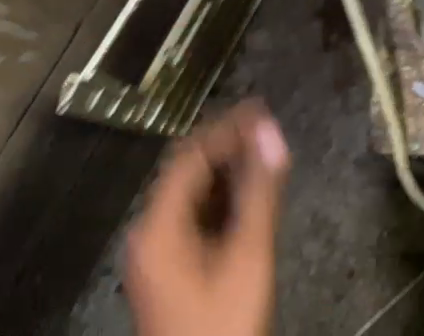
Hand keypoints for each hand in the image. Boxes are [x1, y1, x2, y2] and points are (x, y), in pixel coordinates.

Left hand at [125, 99, 290, 335]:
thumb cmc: (222, 321)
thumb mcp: (247, 254)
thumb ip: (260, 191)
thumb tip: (272, 133)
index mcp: (158, 227)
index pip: (189, 157)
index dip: (226, 128)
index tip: (262, 107)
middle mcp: (151, 235)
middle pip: (189, 175)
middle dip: (229, 147)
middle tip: (270, 127)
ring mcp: (159, 256)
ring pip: (195, 197)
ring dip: (230, 172)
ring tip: (269, 152)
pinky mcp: (174, 271)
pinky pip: (197, 219)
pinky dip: (225, 200)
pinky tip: (255, 195)